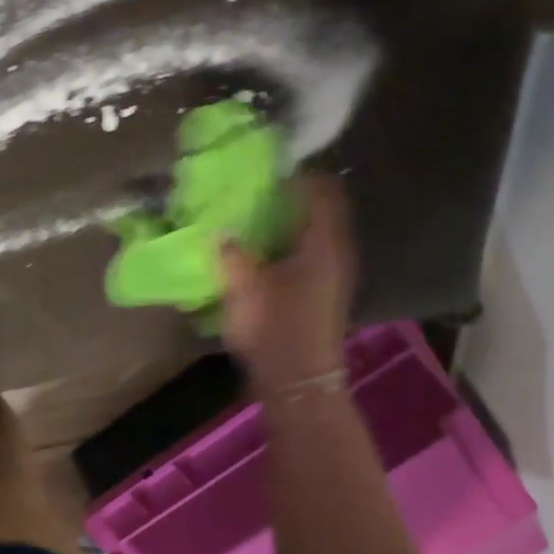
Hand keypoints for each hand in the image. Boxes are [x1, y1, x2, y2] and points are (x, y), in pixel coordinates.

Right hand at [220, 174, 355, 393]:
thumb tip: (217, 230)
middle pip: (320, 211)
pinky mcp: (321, 295)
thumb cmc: (274, 328)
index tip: (264, 174)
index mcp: (323, 242)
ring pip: (312, 235)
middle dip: (288, 201)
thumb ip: (231, 254)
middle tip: (252, 197)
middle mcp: (336, 252)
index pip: (322, 190)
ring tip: (250, 226)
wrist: (297, 379)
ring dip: (285, 227)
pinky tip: (258, 259)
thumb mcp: (243, 287)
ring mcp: (333, 275)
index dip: (297, 176)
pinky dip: (284, 249)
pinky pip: (306, 257)